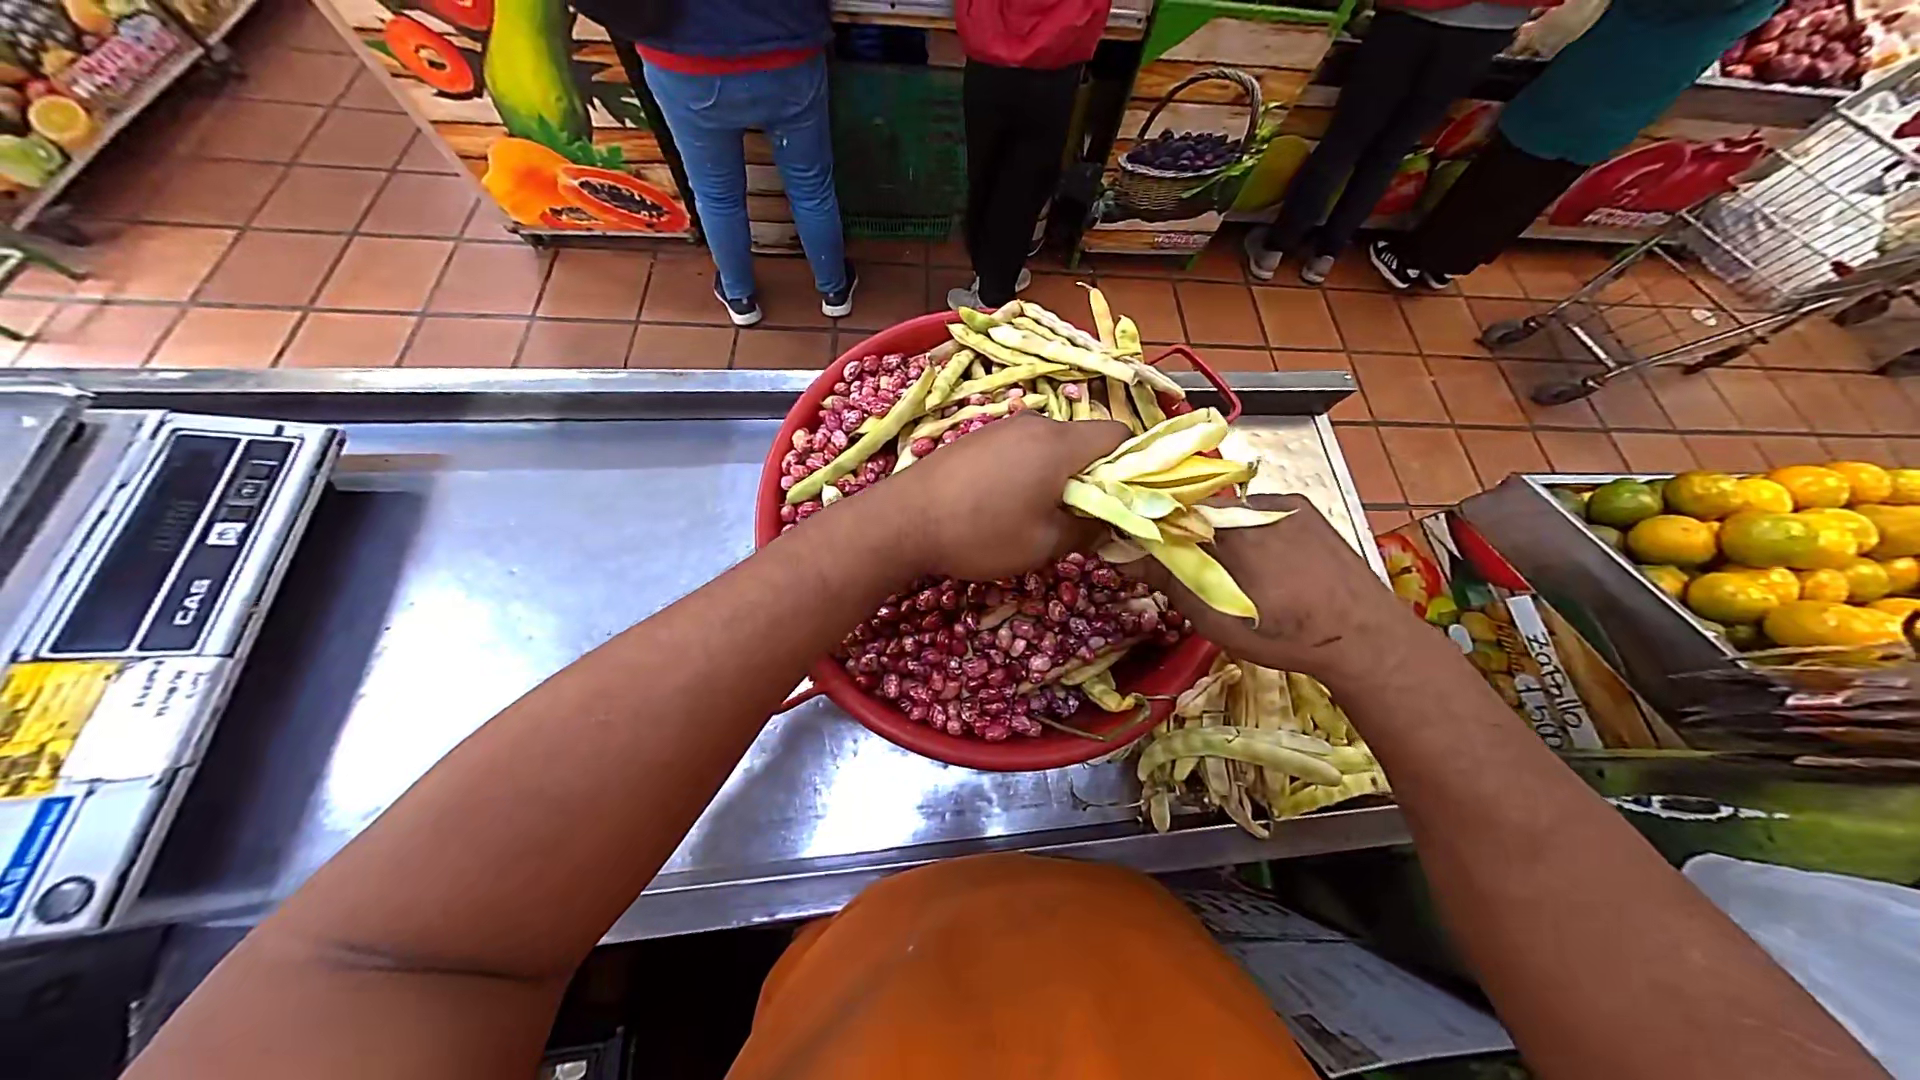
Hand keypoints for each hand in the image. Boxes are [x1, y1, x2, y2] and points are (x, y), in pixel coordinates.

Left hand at [869, 412, 1127, 580]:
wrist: (903, 520)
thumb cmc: (980, 533)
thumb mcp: (1044, 544)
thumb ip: (1088, 530)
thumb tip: (1108, 521)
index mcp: (1061, 444)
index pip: (1119, 434)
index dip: (1132, 464)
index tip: (1124, 498)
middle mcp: (1034, 424)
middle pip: (1084, 440)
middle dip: (1093, 474)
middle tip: (1083, 515)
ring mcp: (1002, 427)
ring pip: (1051, 445)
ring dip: (1058, 474)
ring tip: (1040, 513)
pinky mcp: (977, 438)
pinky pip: (1021, 448)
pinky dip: (1029, 470)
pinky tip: (1006, 502)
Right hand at [1136, 495, 1424, 686]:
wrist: (1363, 635)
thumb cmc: (1281, 634)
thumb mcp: (1214, 618)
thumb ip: (1167, 578)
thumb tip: (1121, 554)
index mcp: (1224, 533)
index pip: (1166, 515)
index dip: (1151, 532)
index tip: (1144, 554)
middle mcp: (1248, 506)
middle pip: (1195, 509)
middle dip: (1186, 534)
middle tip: (1196, 570)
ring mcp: (1278, 502)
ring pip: (1227, 510)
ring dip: (1219, 531)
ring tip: (1236, 568)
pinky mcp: (1301, 506)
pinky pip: (1257, 510)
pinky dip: (1249, 527)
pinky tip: (1264, 558)